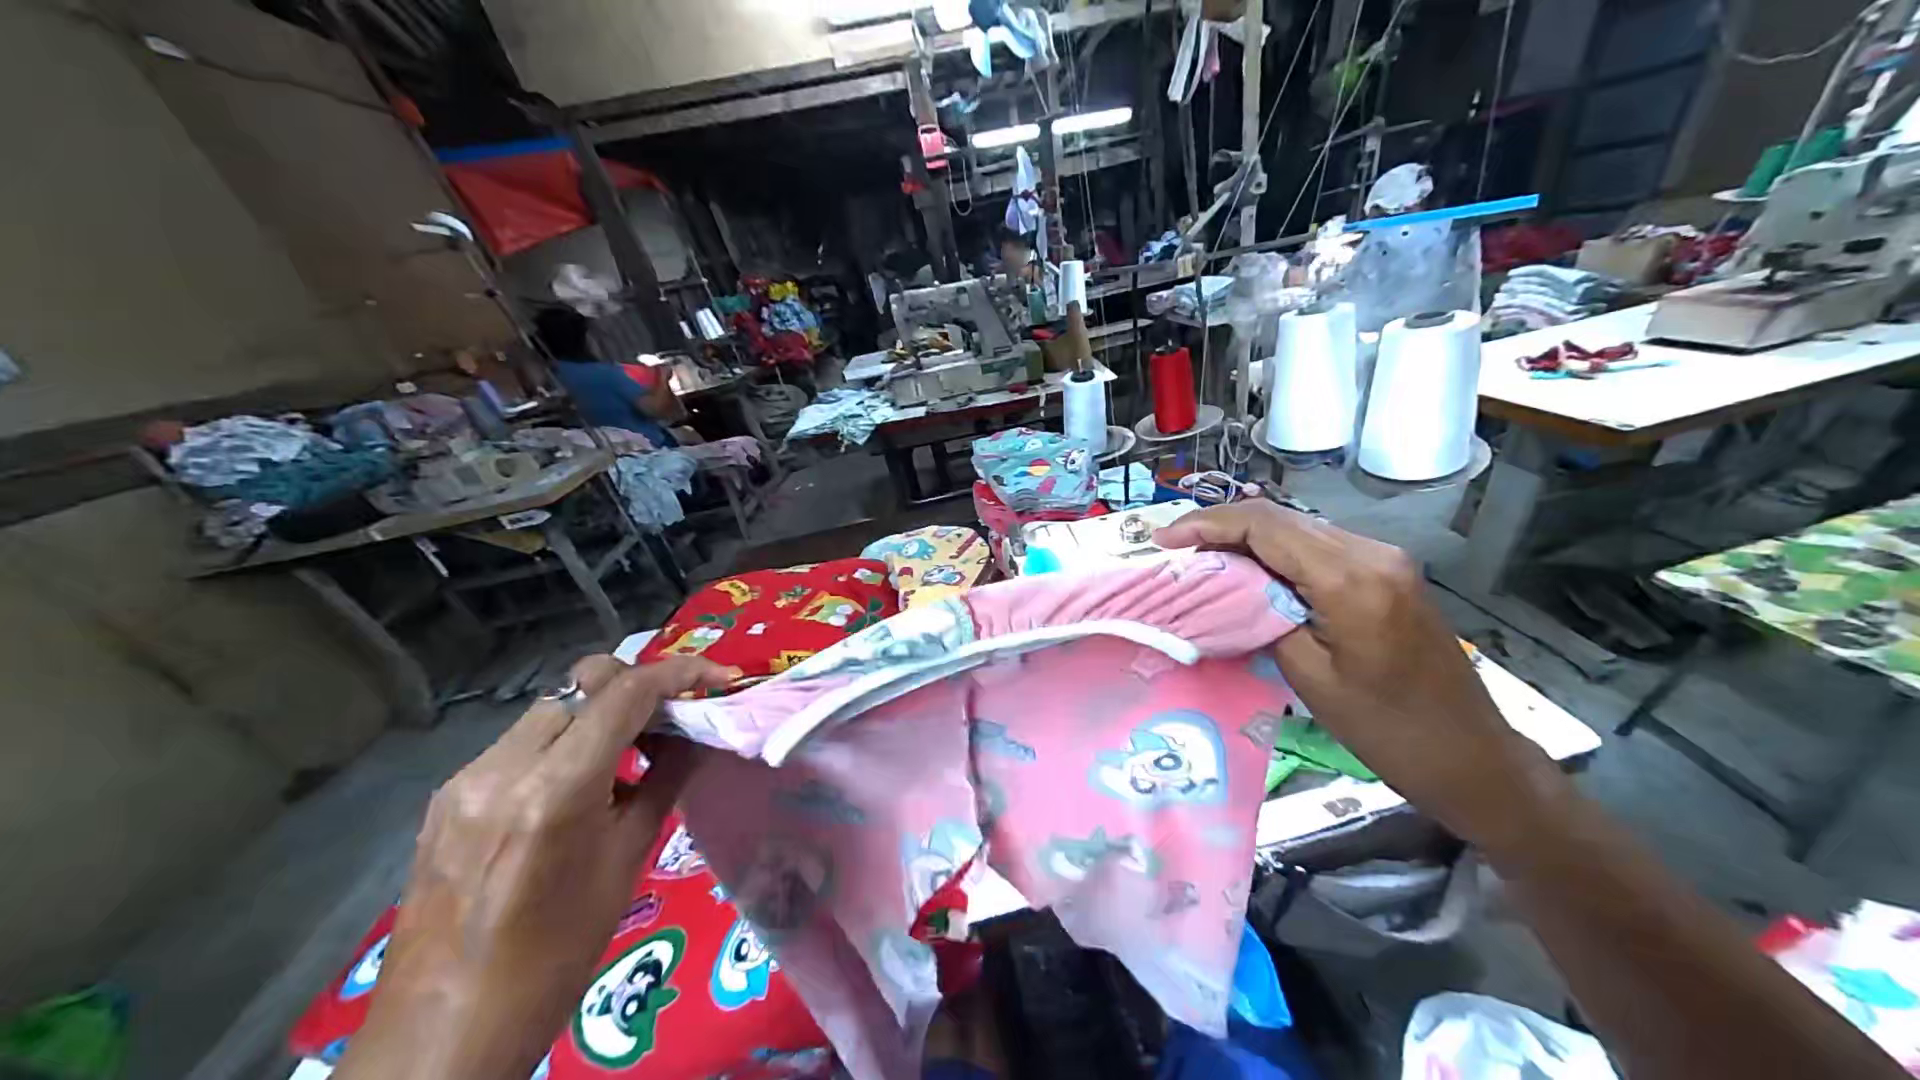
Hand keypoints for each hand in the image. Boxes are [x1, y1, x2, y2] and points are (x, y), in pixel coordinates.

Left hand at [336, 656, 728, 1079]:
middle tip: (673, 716)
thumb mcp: (627, 860)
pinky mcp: (447, 795)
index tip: (714, 676)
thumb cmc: (558, 954)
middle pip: (583, 686)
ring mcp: (466, 779)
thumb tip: (695, 735)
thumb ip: (664, 780)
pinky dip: (563, 742)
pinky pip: (520, 743)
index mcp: (554, 790)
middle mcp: (502, 768)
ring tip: (632, 750)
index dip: (677, 673)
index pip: (623, 694)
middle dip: (636, 687)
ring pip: (551, 709)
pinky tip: (580, 782)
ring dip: (599, 713)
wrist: (445, 1033)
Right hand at [1154, 502, 1563, 847]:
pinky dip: (1275, 553)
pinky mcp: (1388, 573)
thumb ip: (1264, 616)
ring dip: (1246, 538)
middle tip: (1175, 551)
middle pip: (1280, 518)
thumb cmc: (1387, 729)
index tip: (1164, 541)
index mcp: (1352, 578)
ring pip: (1297, 528)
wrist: (1471, 755)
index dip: (1206, 525)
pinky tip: (1249, 571)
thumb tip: (1224, 586)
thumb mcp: (1309, 676)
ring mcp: (1385, 559)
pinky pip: (1318, 547)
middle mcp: (1372, 553)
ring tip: (1201, 561)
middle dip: (1220, 527)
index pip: (1265, 526)